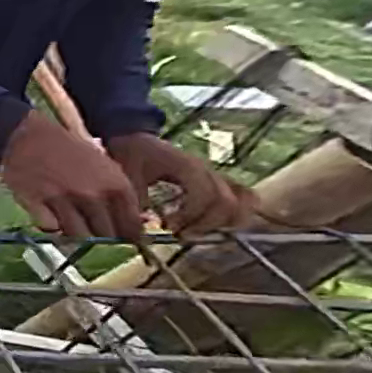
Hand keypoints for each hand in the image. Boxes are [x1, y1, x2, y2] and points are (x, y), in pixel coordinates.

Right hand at [0, 111, 143, 239]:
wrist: (29, 136)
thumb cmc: (69, 150)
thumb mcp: (104, 168)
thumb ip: (117, 194)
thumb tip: (131, 223)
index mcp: (116, 187)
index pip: (131, 227)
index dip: (127, 237)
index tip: (120, 240)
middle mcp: (93, 195)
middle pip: (105, 234)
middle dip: (101, 238)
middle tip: (93, 234)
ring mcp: (63, 199)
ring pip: (78, 235)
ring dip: (75, 234)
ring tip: (71, 228)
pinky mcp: (36, 202)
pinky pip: (49, 227)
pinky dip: (50, 226)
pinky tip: (49, 217)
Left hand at [105, 133, 257, 234]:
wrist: (134, 138)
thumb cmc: (130, 154)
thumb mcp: (127, 175)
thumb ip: (136, 199)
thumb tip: (143, 227)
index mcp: (189, 168)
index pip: (207, 197)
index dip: (192, 217)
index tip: (167, 227)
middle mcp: (209, 172)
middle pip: (228, 203)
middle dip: (206, 224)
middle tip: (178, 234)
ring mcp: (216, 175)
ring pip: (244, 201)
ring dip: (224, 221)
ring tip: (193, 230)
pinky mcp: (217, 180)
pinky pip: (243, 197)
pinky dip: (233, 213)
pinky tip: (206, 223)